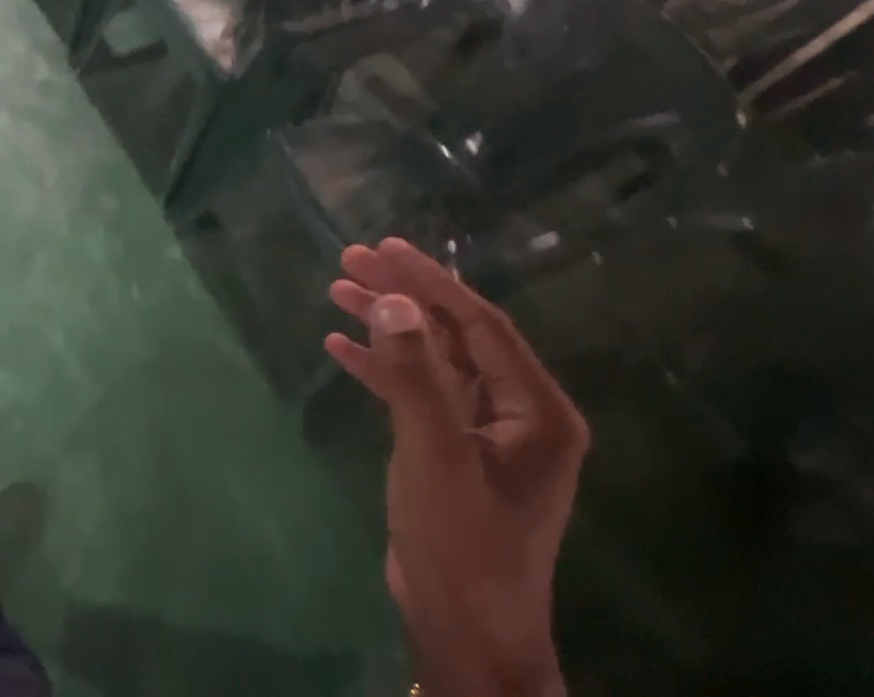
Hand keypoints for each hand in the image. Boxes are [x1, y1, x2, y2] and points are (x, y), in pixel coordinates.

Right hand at [324, 239, 588, 696]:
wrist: (463, 625)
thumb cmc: (462, 540)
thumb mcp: (435, 453)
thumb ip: (414, 375)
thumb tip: (390, 300)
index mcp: (537, 409)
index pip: (480, 325)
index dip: (430, 282)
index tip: (381, 248)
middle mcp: (518, 413)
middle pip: (456, 335)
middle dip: (404, 296)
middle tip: (349, 260)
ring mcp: (484, 433)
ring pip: (433, 360)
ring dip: (388, 326)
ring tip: (336, 291)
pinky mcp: (451, 451)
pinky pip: (416, 393)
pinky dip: (381, 369)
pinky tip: (341, 347)